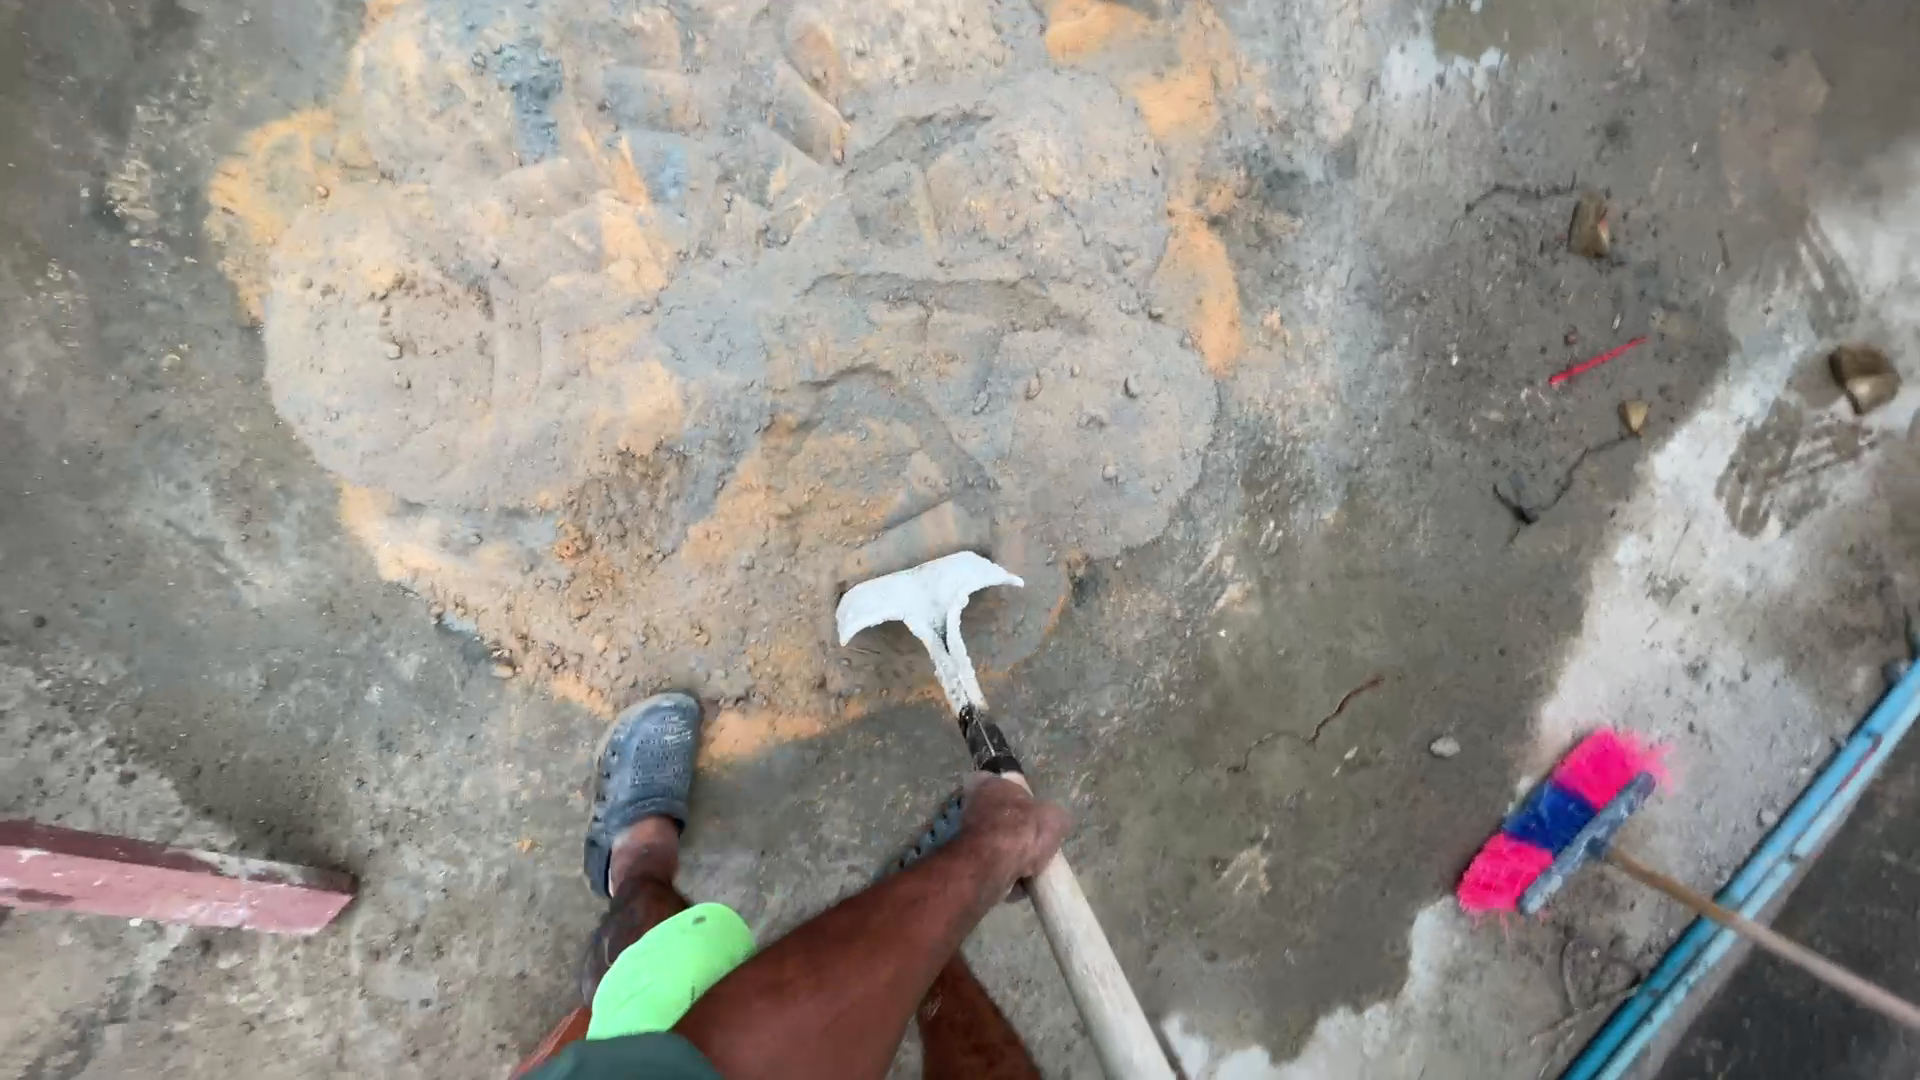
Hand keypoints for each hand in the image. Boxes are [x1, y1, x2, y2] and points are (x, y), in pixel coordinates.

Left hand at [959, 773, 1071, 889]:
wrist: (994, 866)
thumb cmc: (1024, 831)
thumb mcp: (1055, 819)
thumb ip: (1056, 817)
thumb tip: (1057, 822)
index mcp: (991, 783)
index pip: (1005, 785)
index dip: (1021, 800)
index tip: (1034, 815)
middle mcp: (973, 804)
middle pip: (1001, 816)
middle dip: (1017, 832)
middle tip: (1036, 845)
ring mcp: (968, 834)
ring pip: (996, 843)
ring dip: (1011, 855)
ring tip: (1031, 868)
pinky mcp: (968, 861)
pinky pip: (992, 866)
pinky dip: (1004, 874)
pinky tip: (1019, 882)